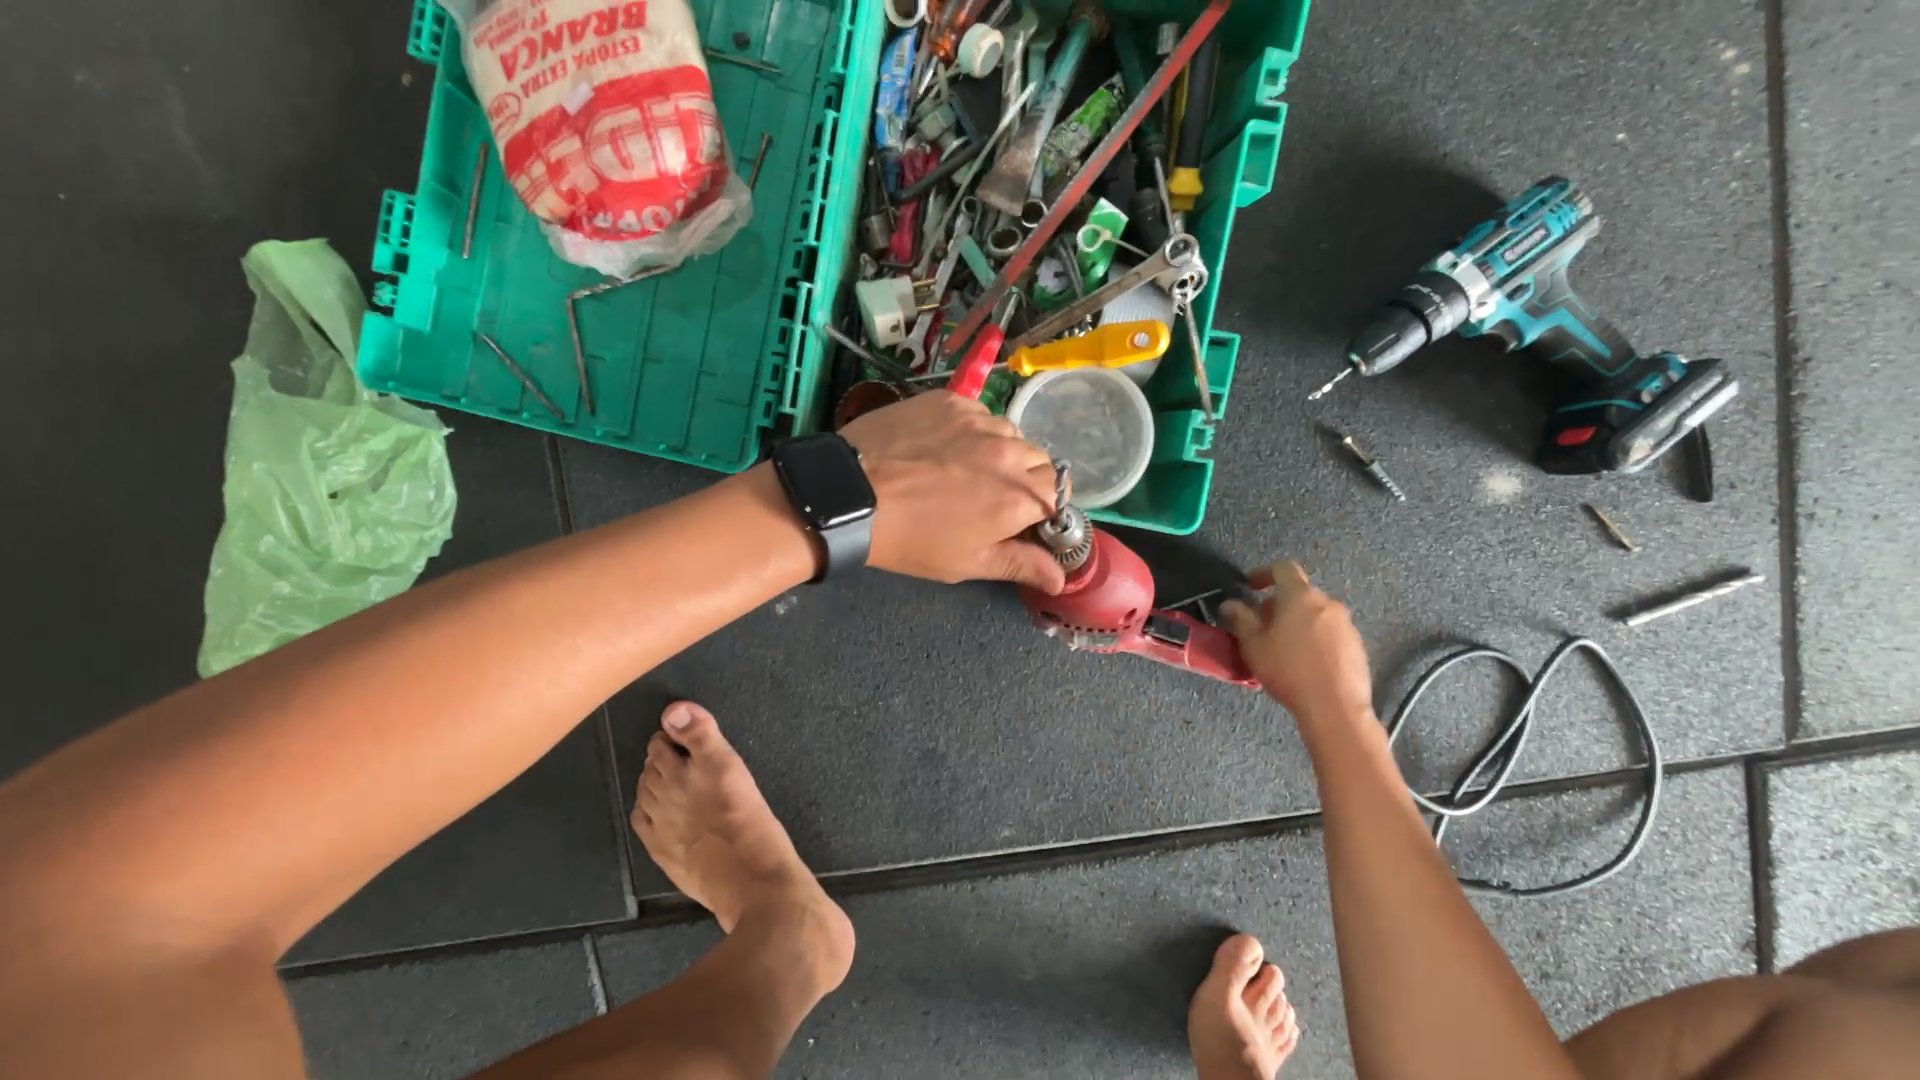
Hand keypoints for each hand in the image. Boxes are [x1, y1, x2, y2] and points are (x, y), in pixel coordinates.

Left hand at [839, 392, 1065, 592]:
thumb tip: (1060, 578)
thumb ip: (1019, 564)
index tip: (1019, 516)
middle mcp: (1008, 453)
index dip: (1041, 505)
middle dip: (1023, 476)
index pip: (1057, 492)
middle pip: (1037, 459)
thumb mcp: (967, 563)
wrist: (850, 496)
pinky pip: (977, 412)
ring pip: (1008, 432)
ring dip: (998, 449)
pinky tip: (942, 444)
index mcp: (1019, 498)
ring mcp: (978, 422)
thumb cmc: (911, 540)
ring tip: (963, 466)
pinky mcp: (950, 401)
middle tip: (987, 493)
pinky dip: (970, 427)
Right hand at [1220, 562, 1372, 722]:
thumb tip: (1230, 604)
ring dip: (1298, 622)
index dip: (1264, 573)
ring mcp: (1346, 625)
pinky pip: (1330, 633)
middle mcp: (1327, 604)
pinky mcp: (1357, 646)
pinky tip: (1306, 663)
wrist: (1335, 707)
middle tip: (1261, 626)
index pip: (1284, 569)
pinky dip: (1315, 638)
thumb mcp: (1254, 646)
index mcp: (1300, 597)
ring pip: (1316, 614)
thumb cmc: (1288, 670)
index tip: (1250, 586)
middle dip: (1278, 604)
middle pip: (1300, 594)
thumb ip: (1240, 619)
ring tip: (1283, 647)